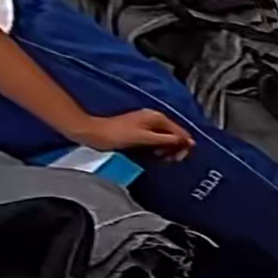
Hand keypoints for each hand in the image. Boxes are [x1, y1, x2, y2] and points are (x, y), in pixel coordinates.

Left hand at [69, 110, 193, 160]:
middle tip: (170, 159)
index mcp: (158, 118)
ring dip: (167, 148)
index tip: (178, 158)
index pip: (182, 133)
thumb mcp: (146, 138)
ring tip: (160, 157)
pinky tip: (154, 152)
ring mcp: (147, 122)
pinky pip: (158, 137)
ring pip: (167, 137)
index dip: (184, 146)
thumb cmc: (116, 135)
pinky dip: (158, 146)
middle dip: (175, 148)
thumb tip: (189, 142)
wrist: (88, 132)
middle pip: (176, 135)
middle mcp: (155, 118)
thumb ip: (169, 139)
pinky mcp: (140, 128)